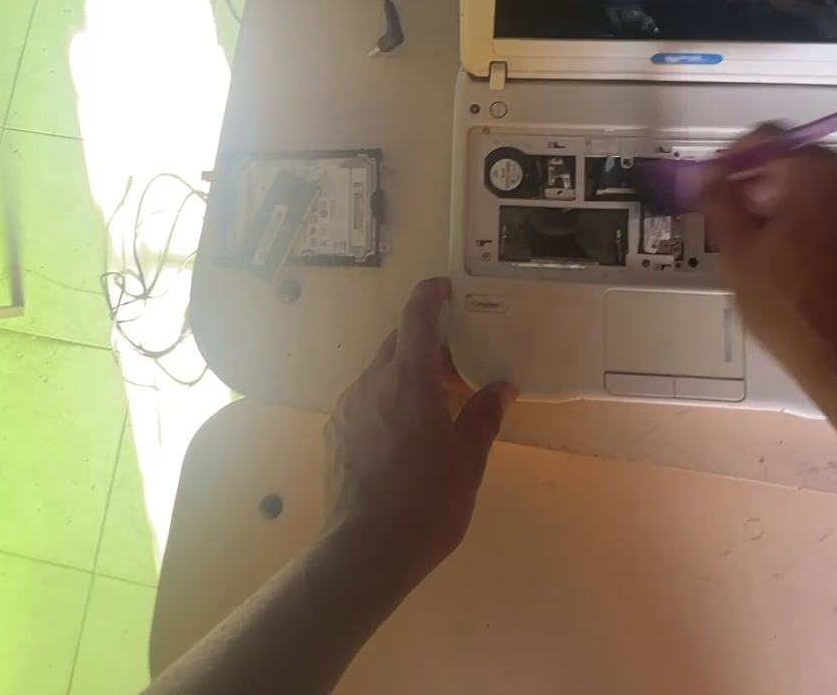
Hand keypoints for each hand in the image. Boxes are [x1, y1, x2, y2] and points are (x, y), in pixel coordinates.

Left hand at [323, 277, 516, 591]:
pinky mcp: (334, 429)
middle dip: (424, 346)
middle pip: (398, 343)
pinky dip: (384, 402)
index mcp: (409, 379)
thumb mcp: (467, 460)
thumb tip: (502, 387)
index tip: (444, 288)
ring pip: (379, 373)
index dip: (430, 294)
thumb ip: (483, 416)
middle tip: (452, 372)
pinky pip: (363, 400)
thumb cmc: (427, 502)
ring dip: (404, 377)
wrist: (365, 549)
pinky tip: (398, 439)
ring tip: (428, 412)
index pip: (416, 316)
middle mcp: (372, 381)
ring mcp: (348, 404)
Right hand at [701, 128, 836, 397]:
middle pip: (808, 160)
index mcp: (820, 170)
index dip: (735, 158)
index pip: (767, 138)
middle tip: (751, 219)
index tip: (720, 184)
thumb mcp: (739, 255)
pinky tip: (830, 260)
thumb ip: (720, 201)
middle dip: (775, 182)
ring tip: (789, 243)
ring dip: (812, 202)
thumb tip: (710, 173)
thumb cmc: (796, 309)